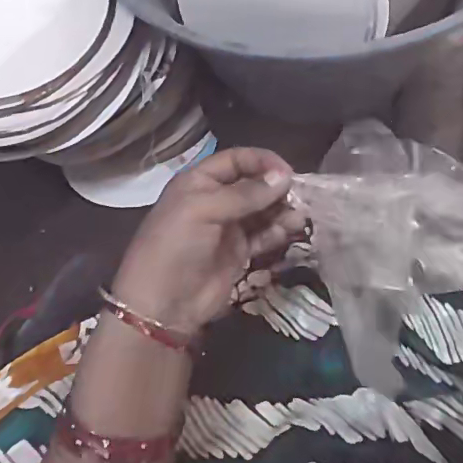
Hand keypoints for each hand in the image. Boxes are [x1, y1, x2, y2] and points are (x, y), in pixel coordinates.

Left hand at [110, 148, 305, 331]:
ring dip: (281, 211)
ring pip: (262, 210)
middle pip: (253, 184)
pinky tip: (289, 232)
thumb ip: (245, 194)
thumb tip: (284, 177)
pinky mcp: (239, 252)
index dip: (261, 161)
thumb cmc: (176, 246)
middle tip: (299, 196)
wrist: (163, 303)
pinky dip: (277, 232)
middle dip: (276, 188)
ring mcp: (228, 227)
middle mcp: (215, 200)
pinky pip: (263, 235)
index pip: (236, 159)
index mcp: (199, 182)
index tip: (287, 172)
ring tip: (299, 217)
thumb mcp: (204, 210)